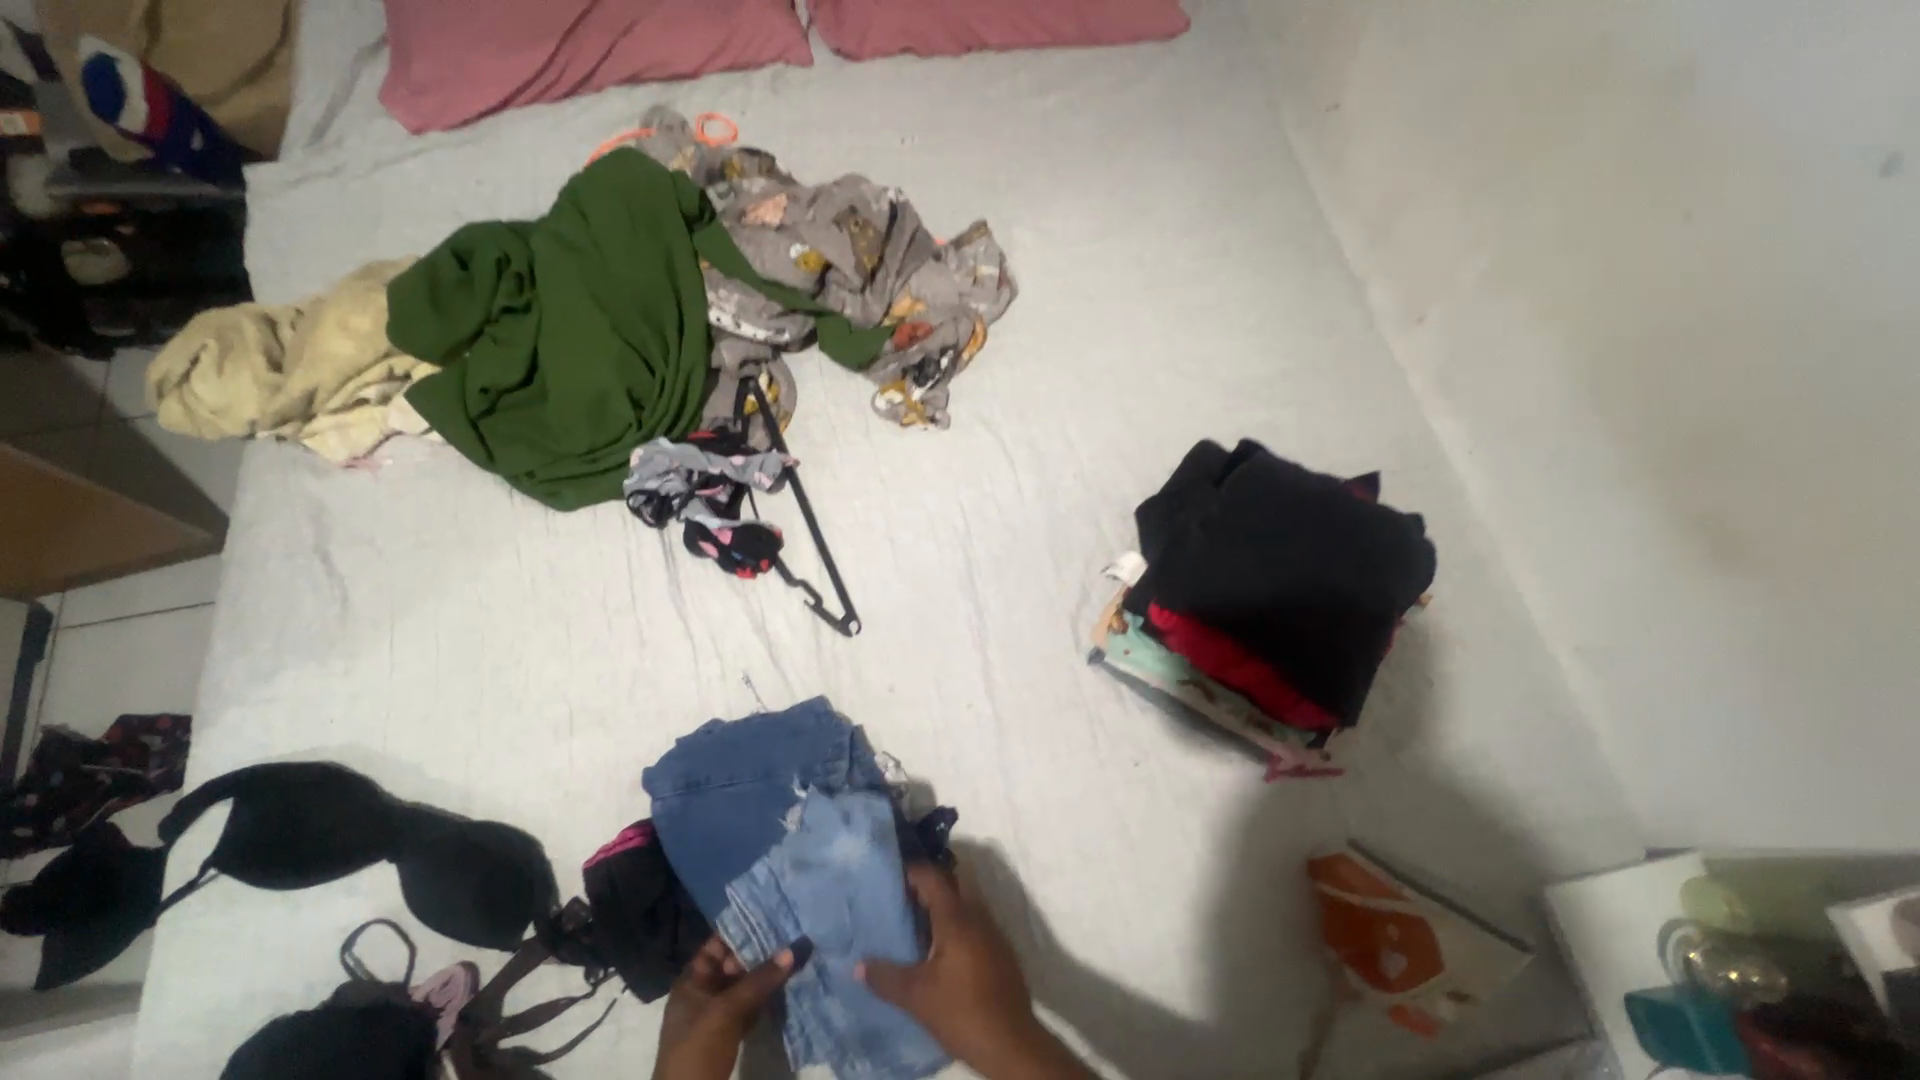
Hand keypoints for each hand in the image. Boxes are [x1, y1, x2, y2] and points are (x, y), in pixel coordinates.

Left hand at [652, 933, 797, 1079]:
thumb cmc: (698, 1049)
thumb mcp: (726, 1011)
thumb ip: (759, 980)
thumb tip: (793, 948)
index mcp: (692, 980)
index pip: (718, 944)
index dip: (743, 929)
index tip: (774, 915)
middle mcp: (704, 992)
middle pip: (735, 964)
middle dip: (762, 952)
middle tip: (795, 933)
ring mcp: (717, 1014)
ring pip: (746, 986)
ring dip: (768, 976)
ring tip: (799, 955)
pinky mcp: (730, 1033)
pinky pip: (752, 1007)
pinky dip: (767, 998)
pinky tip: (790, 988)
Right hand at [858, 863, 1094, 1079]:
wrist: (1011, 1043)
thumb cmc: (961, 1011)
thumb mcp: (916, 996)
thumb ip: (885, 977)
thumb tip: (858, 965)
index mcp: (957, 918)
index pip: (933, 876)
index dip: (911, 871)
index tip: (889, 877)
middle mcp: (978, 916)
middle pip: (951, 885)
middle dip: (926, 887)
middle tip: (898, 899)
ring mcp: (993, 933)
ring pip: (964, 905)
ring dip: (941, 907)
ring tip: (913, 923)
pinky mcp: (1000, 951)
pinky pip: (974, 924)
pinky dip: (955, 926)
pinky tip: (938, 949)